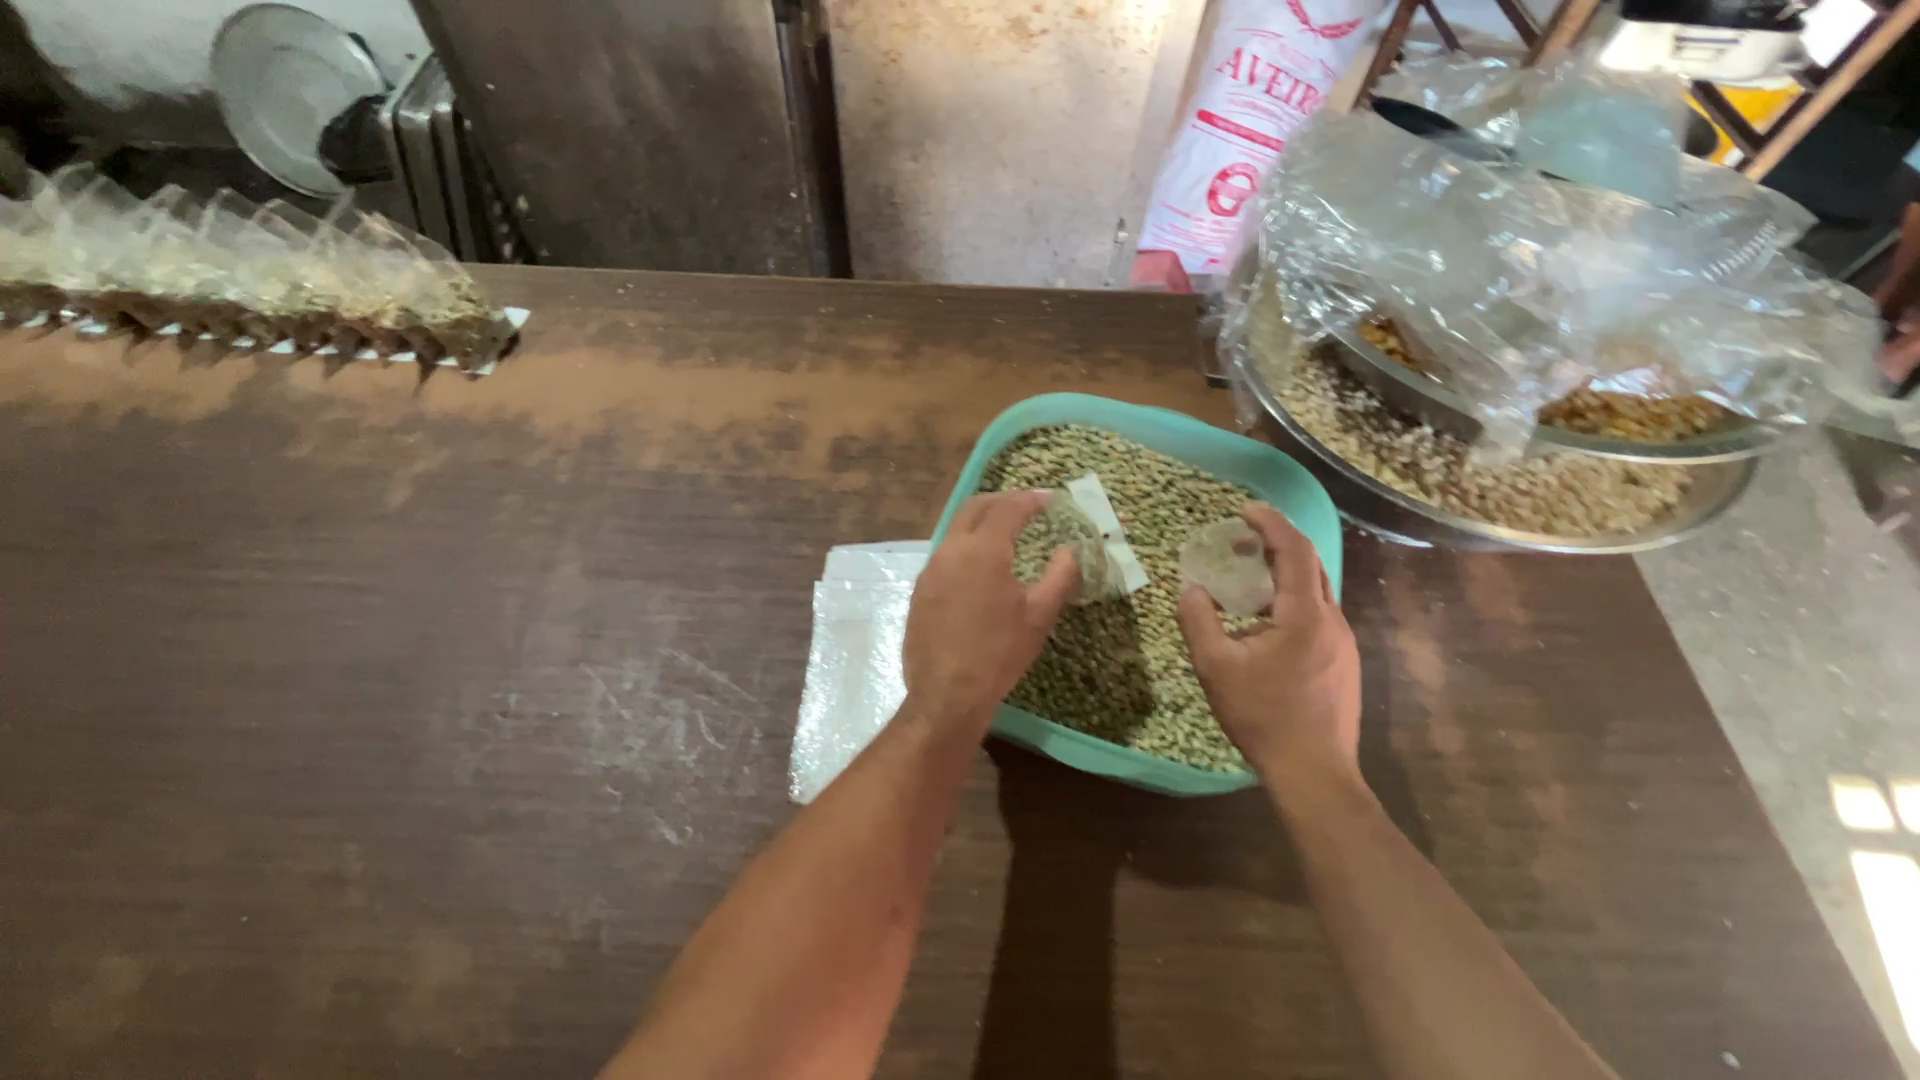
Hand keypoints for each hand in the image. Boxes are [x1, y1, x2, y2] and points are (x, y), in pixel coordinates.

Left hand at [903, 492, 1078, 736]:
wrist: (946, 694)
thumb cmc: (999, 653)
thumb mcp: (1040, 615)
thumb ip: (1060, 575)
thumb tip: (1072, 550)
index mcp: (982, 550)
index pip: (1008, 508)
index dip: (1031, 500)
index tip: (1050, 500)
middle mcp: (950, 551)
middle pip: (975, 508)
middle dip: (1002, 501)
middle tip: (1026, 507)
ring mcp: (930, 571)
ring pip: (956, 530)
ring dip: (981, 523)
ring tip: (1006, 534)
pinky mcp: (920, 591)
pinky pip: (945, 555)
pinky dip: (966, 547)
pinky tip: (981, 568)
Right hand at [1177, 502, 1360, 787]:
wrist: (1314, 771)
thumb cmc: (1263, 716)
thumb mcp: (1215, 667)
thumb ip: (1199, 621)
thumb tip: (1192, 589)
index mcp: (1305, 614)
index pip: (1294, 550)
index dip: (1270, 523)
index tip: (1245, 510)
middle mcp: (1332, 620)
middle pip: (1310, 565)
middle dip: (1276, 544)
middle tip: (1241, 541)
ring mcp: (1344, 642)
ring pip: (1316, 591)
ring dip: (1284, 574)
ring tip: (1248, 579)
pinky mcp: (1344, 662)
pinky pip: (1319, 615)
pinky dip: (1292, 600)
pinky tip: (1267, 624)